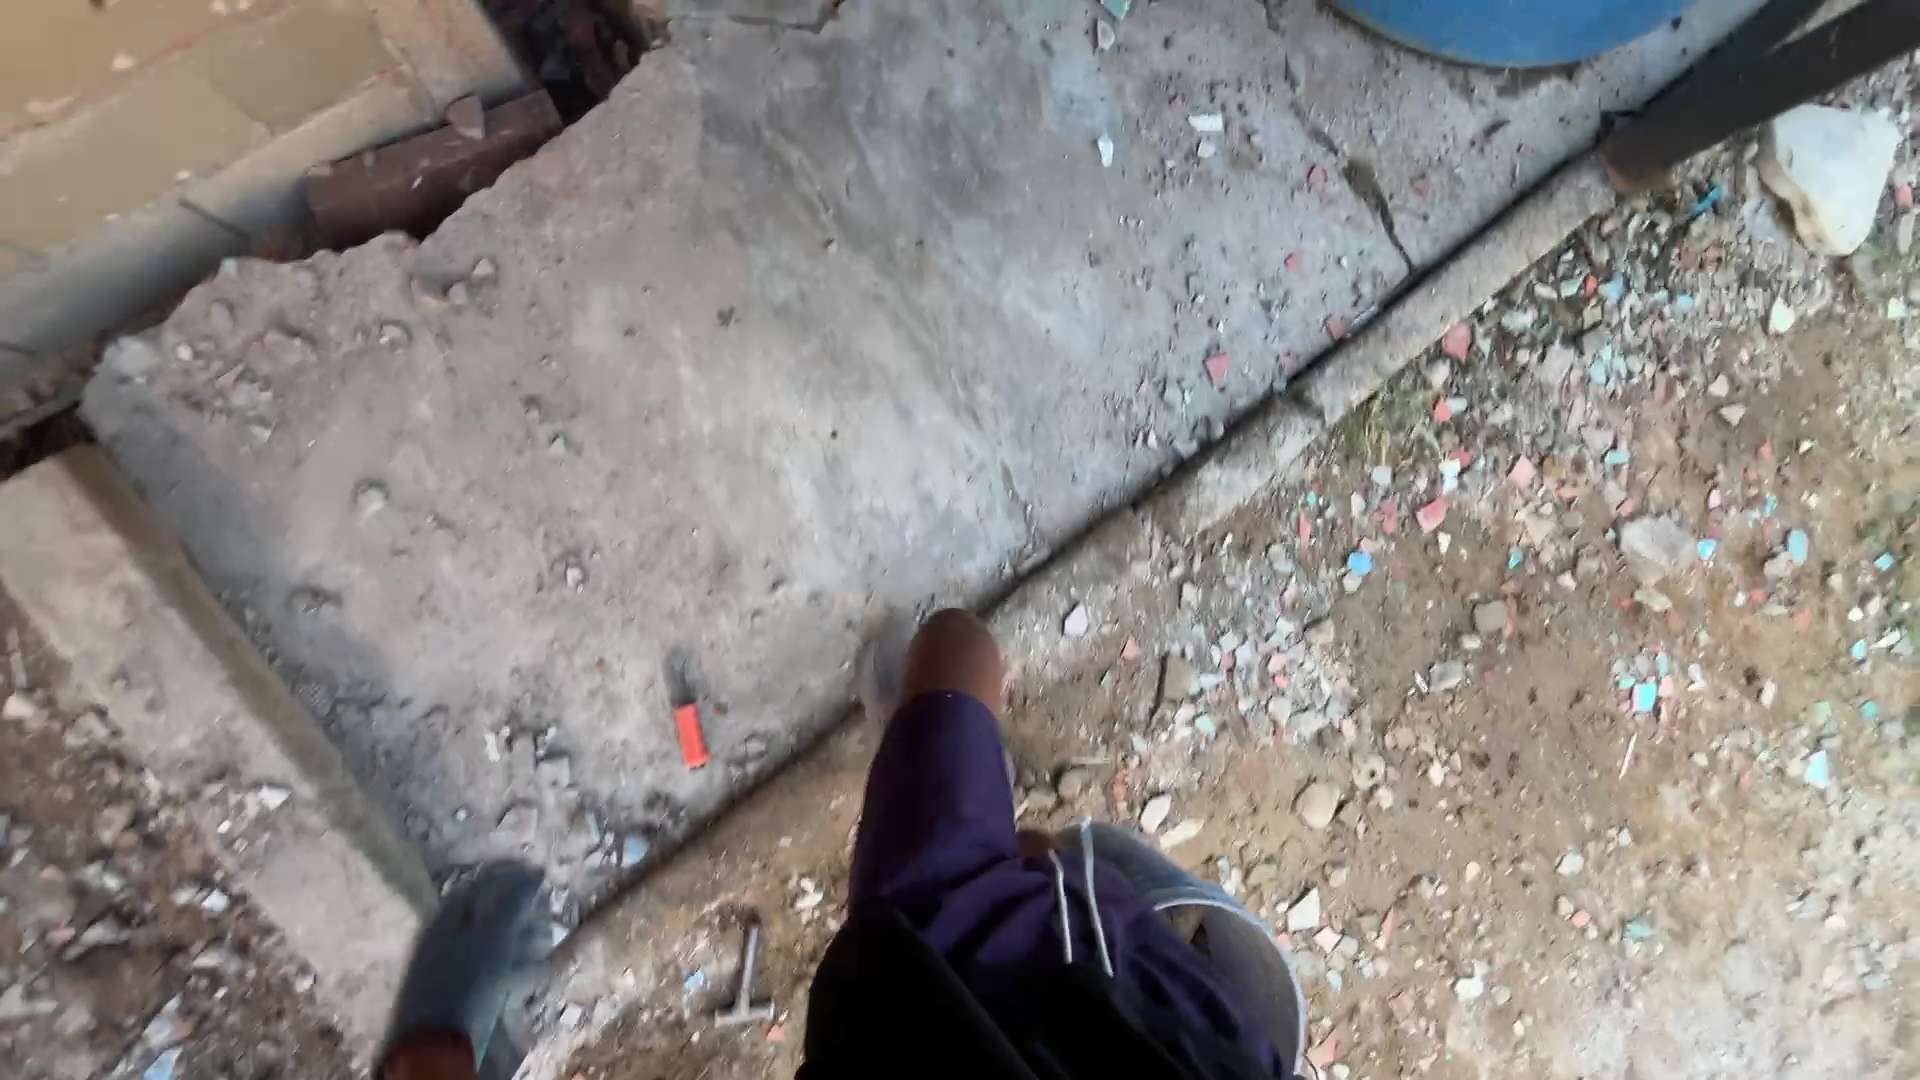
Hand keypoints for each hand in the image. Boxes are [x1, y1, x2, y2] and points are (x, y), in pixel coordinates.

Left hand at [380, 861, 548, 1071]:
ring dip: (522, 938)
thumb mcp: (495, 932)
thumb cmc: (466, 979)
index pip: (480, 882)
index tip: (540, 877)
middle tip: (546, 912)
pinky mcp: (460, 993)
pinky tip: (531, 972)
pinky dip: (513, 965)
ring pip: (493, 941)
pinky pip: (491, 968)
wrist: (436, 1045)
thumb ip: (516, 897)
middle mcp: (444, 937)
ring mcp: (450, 967)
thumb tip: (537, 870)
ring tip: (545, 944)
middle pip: (488, 911)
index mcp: (445, 917)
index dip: (511, 875)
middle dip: (521, 910)